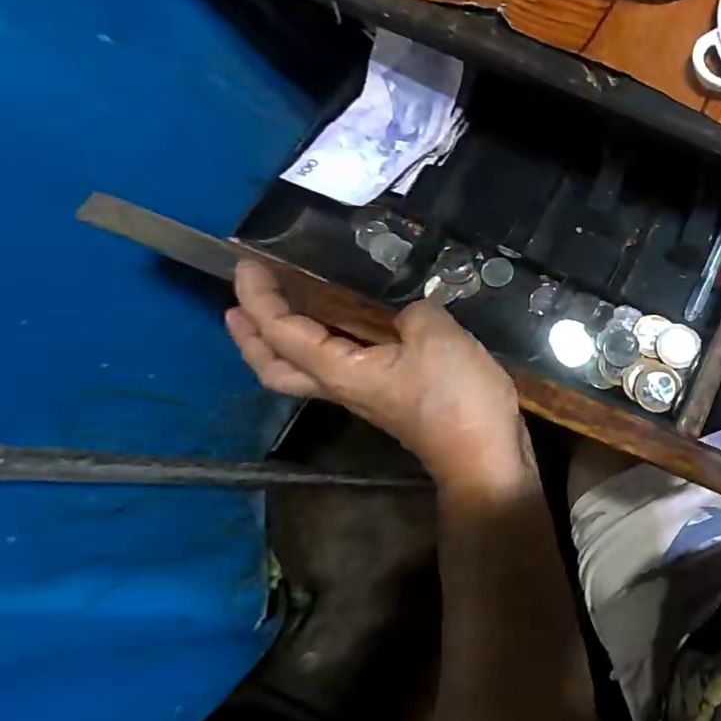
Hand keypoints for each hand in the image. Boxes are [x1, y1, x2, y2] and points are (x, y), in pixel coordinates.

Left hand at [226, 260, 530, 485]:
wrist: (482, 455)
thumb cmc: (455, 398)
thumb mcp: (437, 337)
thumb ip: (413, 311)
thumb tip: (406, 312)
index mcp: (340, 370)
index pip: (282, 331)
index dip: (259, 298)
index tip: (246, 265)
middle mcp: (340, 386)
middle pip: (275, 367)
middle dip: (250, 337)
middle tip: (238, 306)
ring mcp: (363, 396)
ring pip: (301, 371)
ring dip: (279, 343)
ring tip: (277, 313)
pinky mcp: (387, 399)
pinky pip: (335, 368)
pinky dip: (321, 344)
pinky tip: (344, 326)